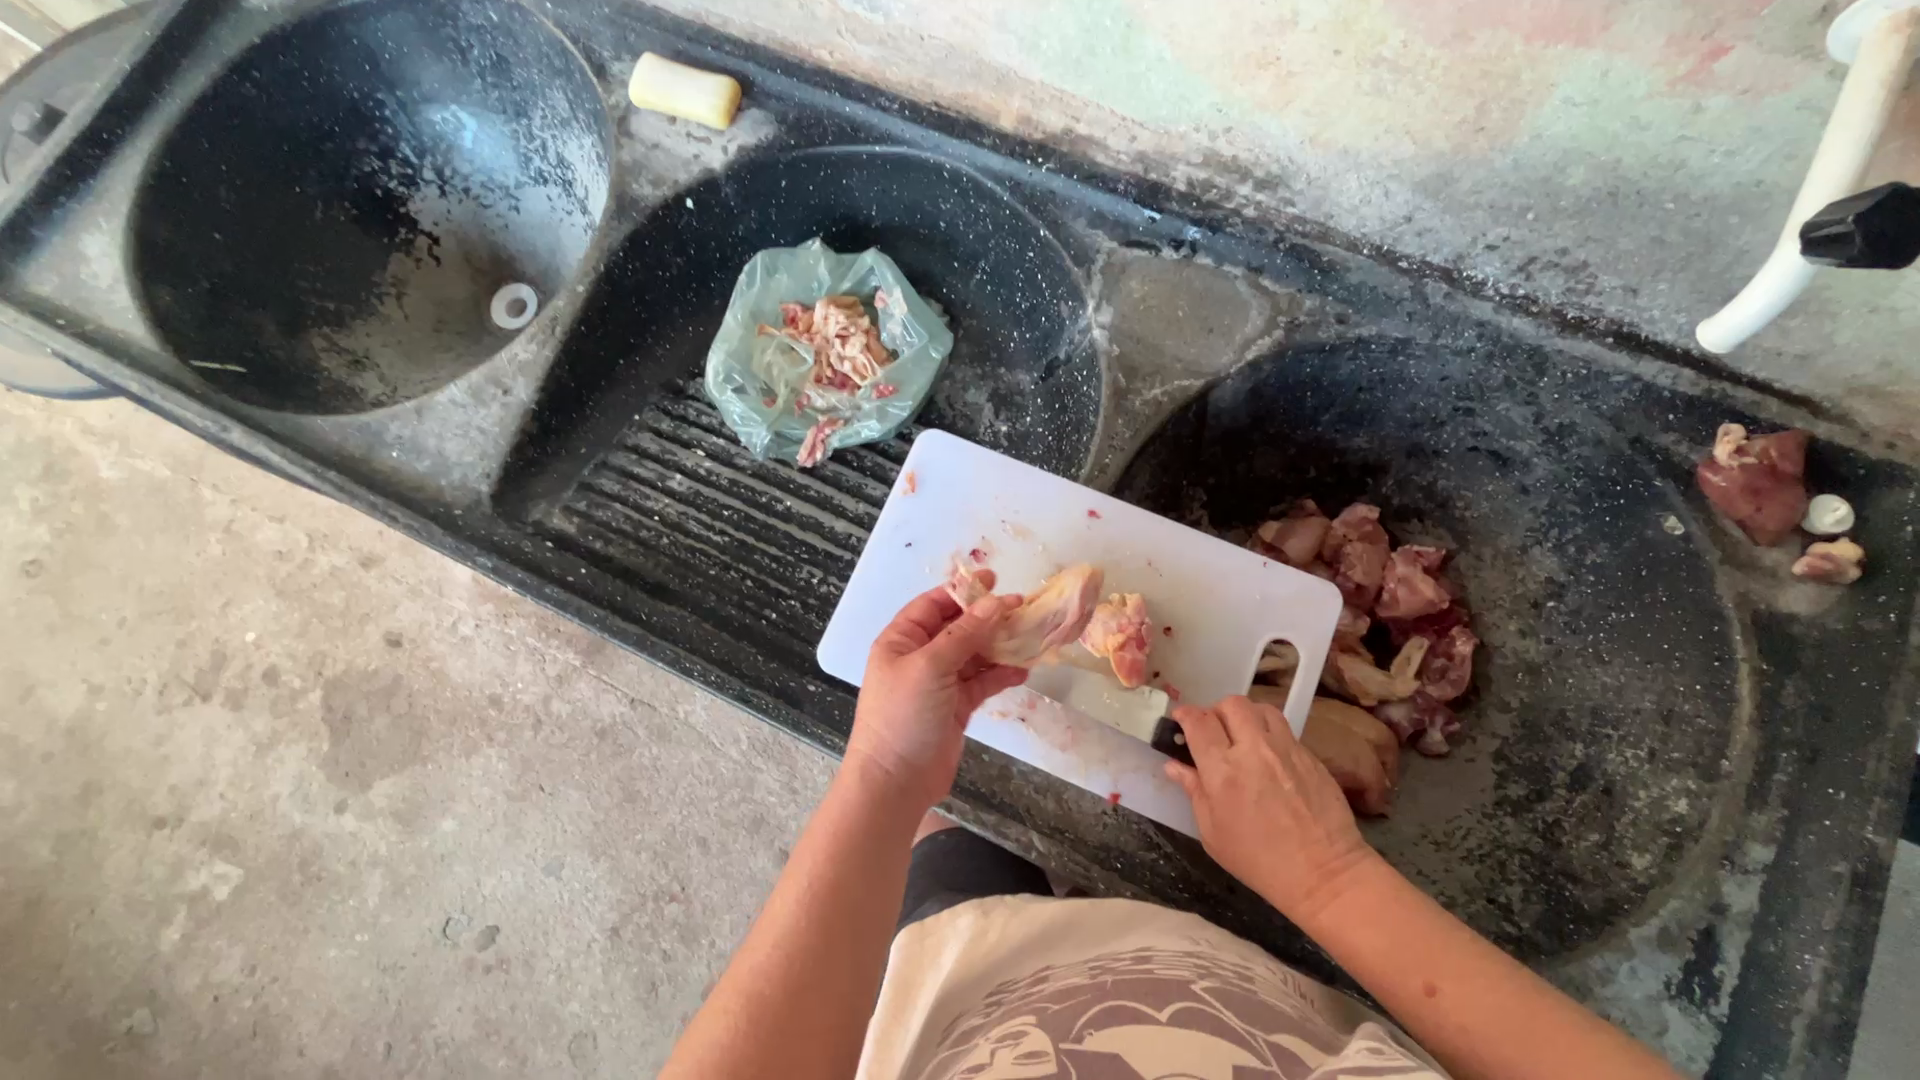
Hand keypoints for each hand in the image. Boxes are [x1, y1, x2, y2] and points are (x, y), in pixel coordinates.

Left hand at [847, 573, 1028, 810]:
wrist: (896, 782)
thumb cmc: (903, 716)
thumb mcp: (931, 666)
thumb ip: (965, 633)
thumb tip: (997, 602)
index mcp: (901, 640)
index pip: (933, 605)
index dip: (963, 592)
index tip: (995, 582)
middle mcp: (919, 657)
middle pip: (957, 628)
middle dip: (988, 619)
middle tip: (1023, 609)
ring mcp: (938, 683)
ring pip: (974, 654)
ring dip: (999, 646)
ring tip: (1029, 637)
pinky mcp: (955, 707)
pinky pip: (981, 682)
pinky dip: (1000, 674)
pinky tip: (1023, 669)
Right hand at [1165, 696, 1380, 921]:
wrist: (1323, 873)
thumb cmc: (1259, 860)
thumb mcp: (1212, 833)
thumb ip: (1193, 792)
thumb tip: (1175, 766)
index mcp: (1223, 771)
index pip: (1199, 722)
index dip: (1185, 715)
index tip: (1180, 720)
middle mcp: (1254, 750)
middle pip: (1231, 704)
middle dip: (1216, 711)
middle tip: (1213, 732)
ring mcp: (1286, 750)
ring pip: (1261, 709)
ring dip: (1245, 717)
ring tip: (1242, 737)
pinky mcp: (1310, 756)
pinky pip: (1284, 730)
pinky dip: (1269, 735)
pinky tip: (1269, 758)